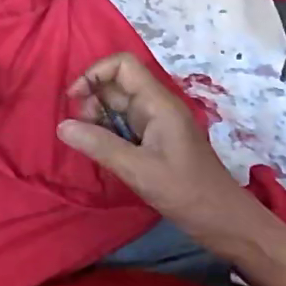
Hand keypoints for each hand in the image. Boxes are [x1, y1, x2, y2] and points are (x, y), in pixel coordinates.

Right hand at [56, 53, 241, 224]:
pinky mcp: (155, 141)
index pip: (123, 65)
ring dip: (98, 118)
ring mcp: (157, 124)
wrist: (224, 220)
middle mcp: (157, 106)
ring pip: (119, 106)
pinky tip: (101, 152)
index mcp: (158, 103)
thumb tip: (62, 126)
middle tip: (81, 130)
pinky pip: (125, 125)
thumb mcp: (138, 170)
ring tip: (89, 144)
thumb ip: (99, 145)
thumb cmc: (186, 191)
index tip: (74, 99)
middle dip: (92, 100)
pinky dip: (108, 133)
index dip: (94, 73)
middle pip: (117, 84)